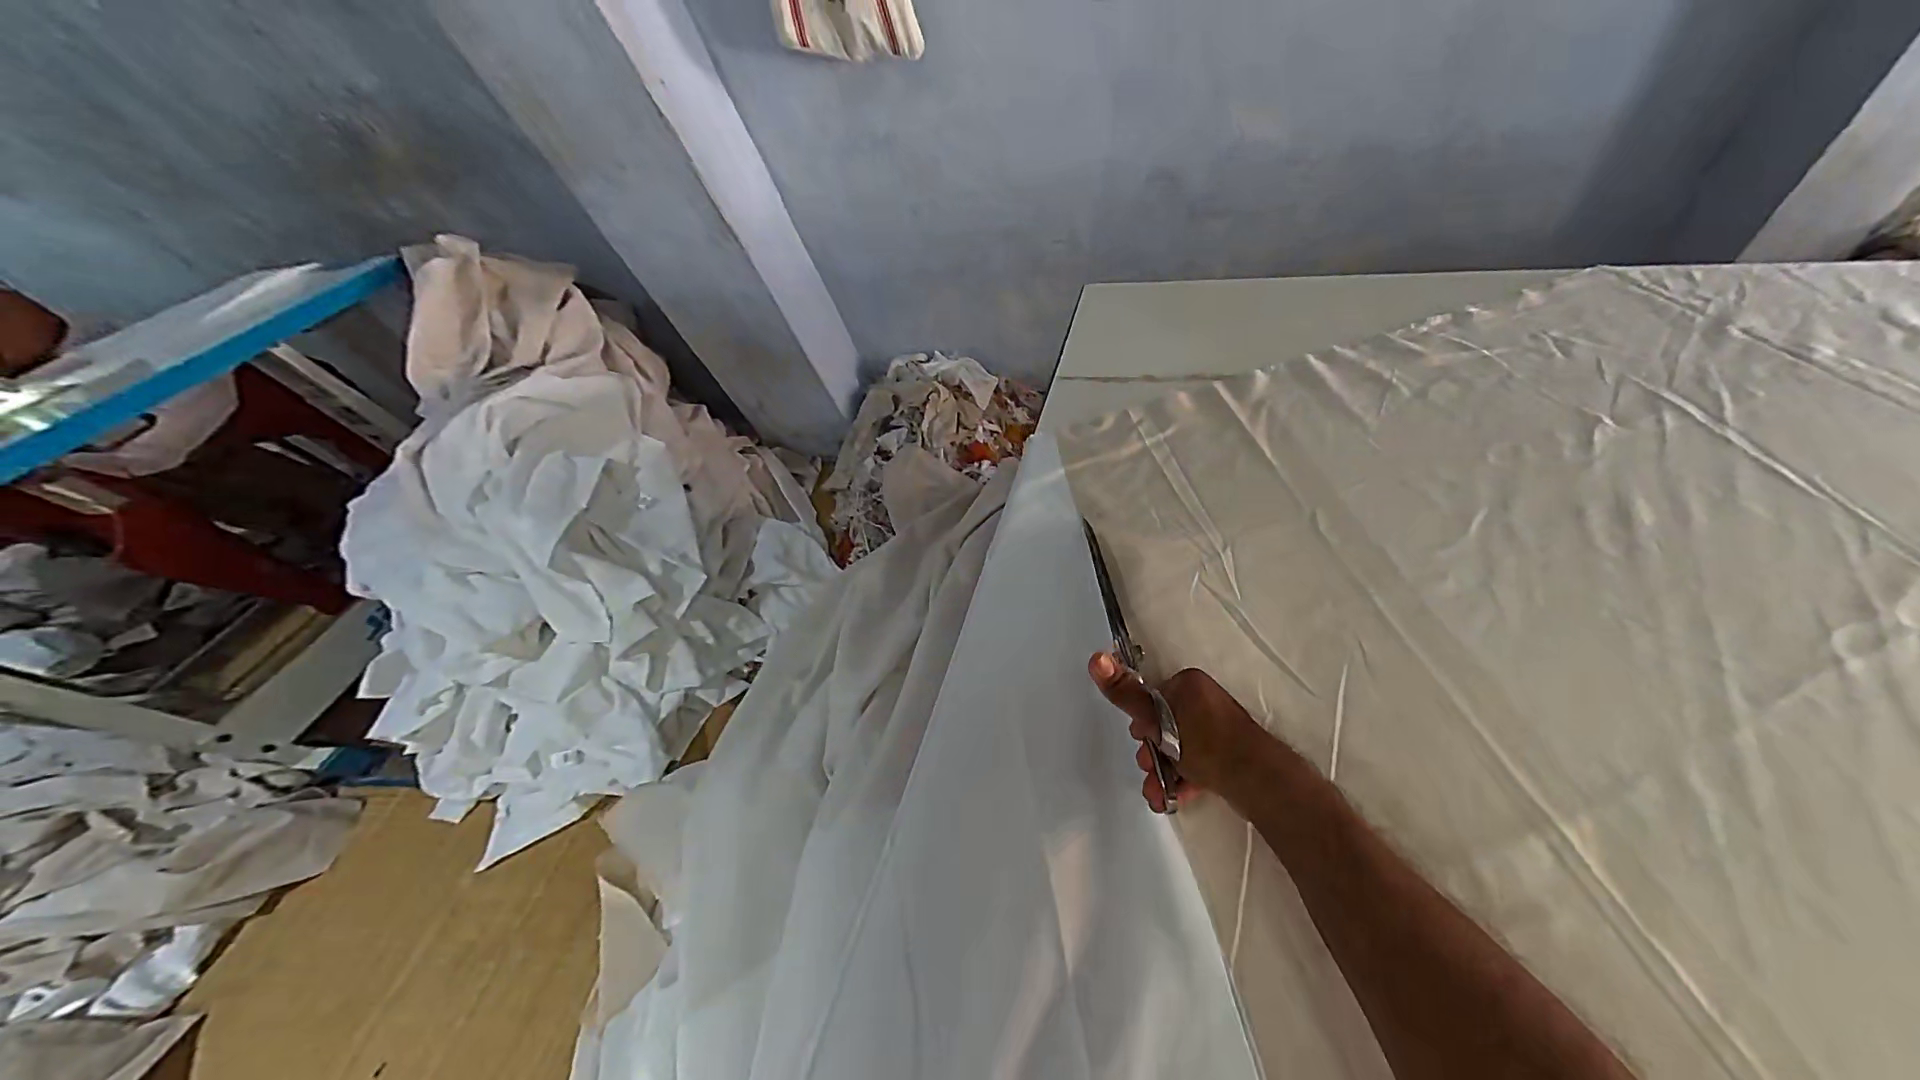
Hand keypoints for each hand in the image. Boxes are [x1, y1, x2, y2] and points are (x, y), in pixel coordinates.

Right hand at [1087, 653, 1272, 812]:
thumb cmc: (1206, 745)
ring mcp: (1218, 728)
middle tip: (1150, 768)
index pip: (1152, 699)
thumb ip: (1126, 694)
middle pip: (1163, 726)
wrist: (1258, 781)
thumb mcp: (1157, 720)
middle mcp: (1204, 700)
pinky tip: (1173, 796)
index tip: (1141, 741)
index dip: (1142, 724)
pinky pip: (1197, 761)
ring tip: (1159, 792)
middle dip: (1152, 753)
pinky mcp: (1227, 753)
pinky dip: (1183, 778)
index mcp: (1188, 685)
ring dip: (1163, 770)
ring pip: (1178, 748)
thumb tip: (1095, 658)